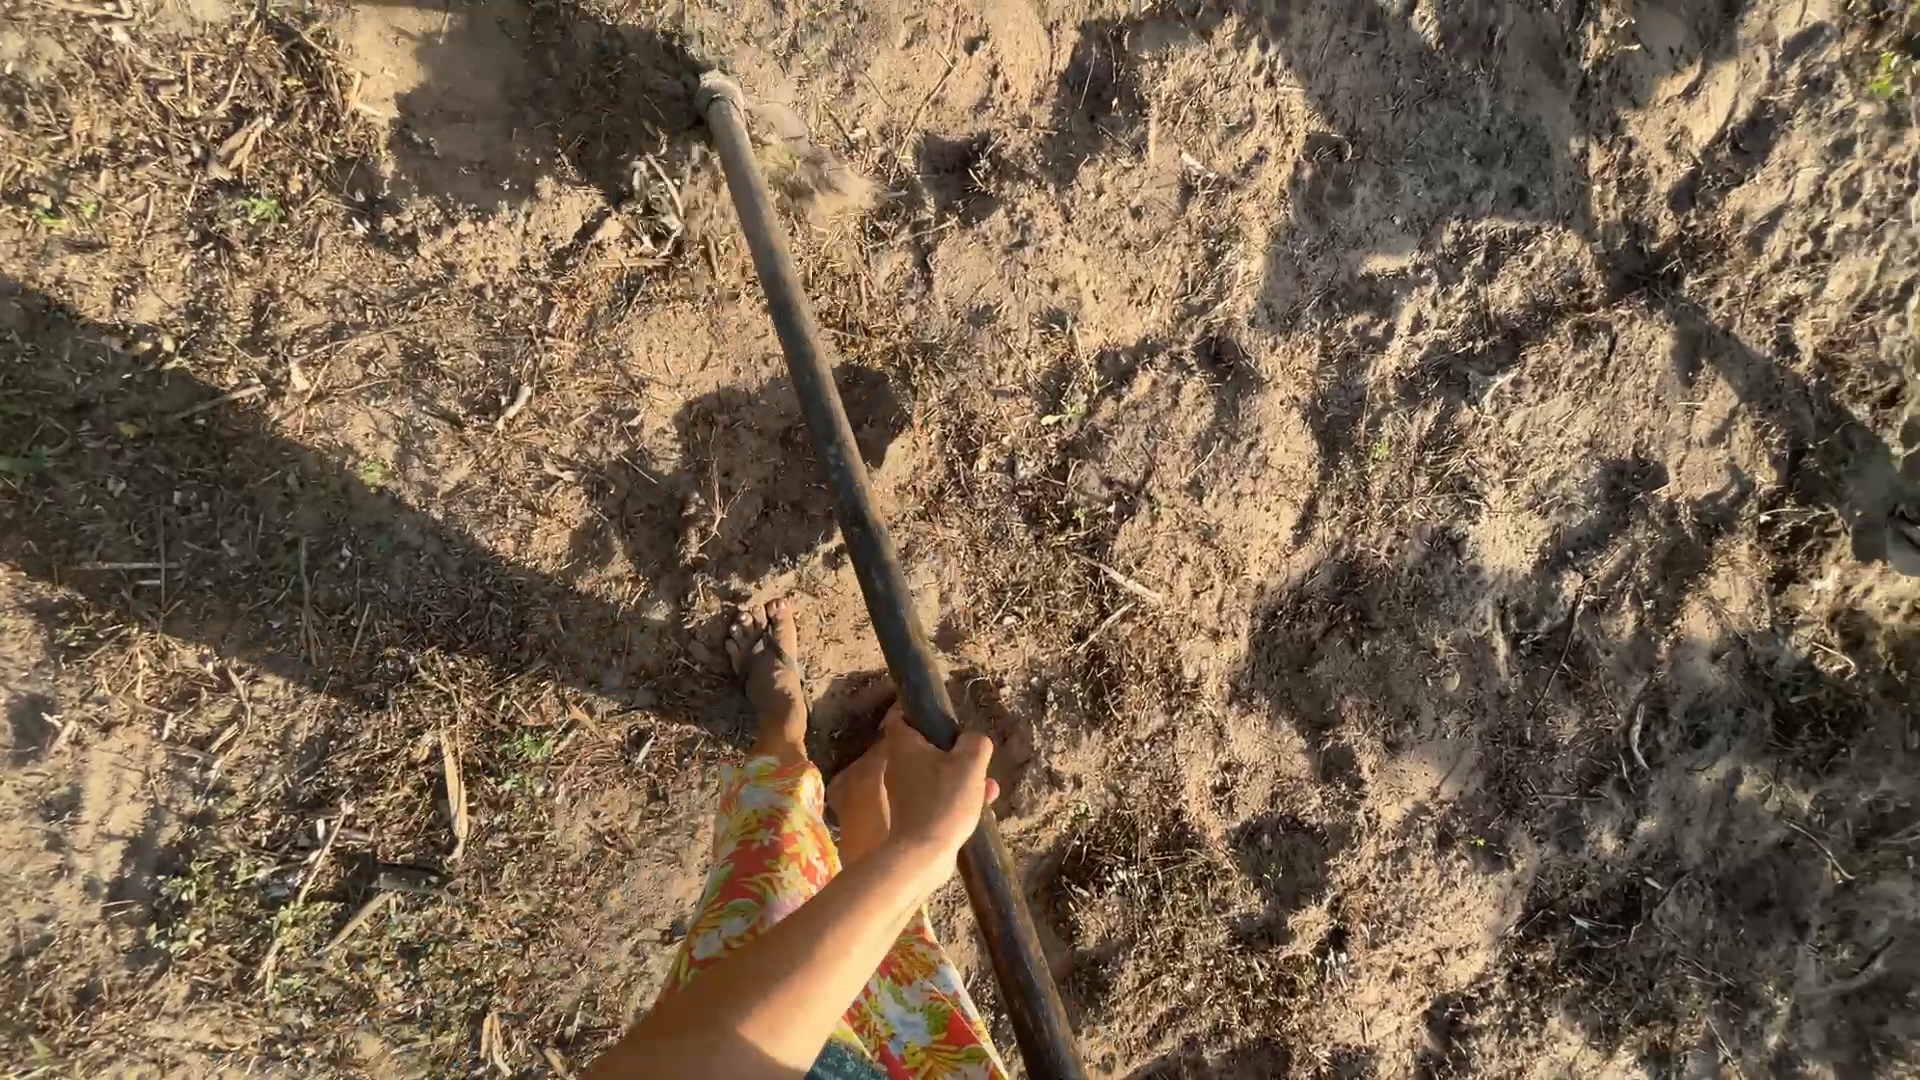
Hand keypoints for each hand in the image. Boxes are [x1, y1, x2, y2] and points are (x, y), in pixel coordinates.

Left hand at [877, 704, 998, 881]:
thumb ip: (976, 743)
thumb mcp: (970, 764)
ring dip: (961, 775)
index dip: (919, 713)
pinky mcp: (912, 813)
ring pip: (935, 772)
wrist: (923, 855)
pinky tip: (981, 805)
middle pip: (925, 746)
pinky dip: (955, 796)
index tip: (941, 718)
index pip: (901, 716)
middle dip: (954, 751)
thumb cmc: (944, 802)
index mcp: (903, 745)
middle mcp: (898, 765)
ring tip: (988, 786)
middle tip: (974, 756)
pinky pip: (936, 795)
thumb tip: (973, 739)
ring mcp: (904, 791)